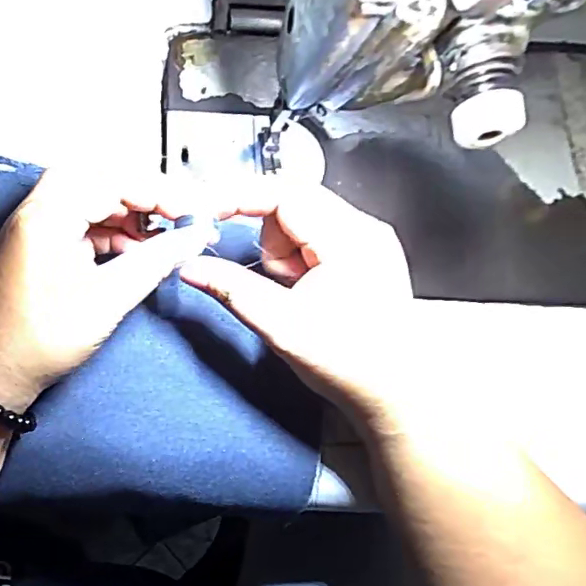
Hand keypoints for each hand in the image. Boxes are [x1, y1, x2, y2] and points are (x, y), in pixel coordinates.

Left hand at [0, 170, 215, 409]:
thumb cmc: (42, 338)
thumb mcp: (108, 299)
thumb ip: (154, 262)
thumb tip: (191, 237)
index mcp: (47, 215)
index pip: (114, 180)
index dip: (159, 194)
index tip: (192, 214)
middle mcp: (37, 211)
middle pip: (100, 179)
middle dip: (143, 196)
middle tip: (176, 217)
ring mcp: (36, 228)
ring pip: (90, 200)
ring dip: (128, 215)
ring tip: (160, 240)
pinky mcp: (40, 247)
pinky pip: (80, 223)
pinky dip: (111, 232)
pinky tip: (134, 253)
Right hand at [179, 180, 419, 428]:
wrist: (393, 392)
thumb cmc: (351, 364)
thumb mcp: (280, 326)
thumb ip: (232, 290)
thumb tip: (192, 268)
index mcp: (349, 240)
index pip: (283, 194)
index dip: (239, 198)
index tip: (209, 210)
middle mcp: (364, 231)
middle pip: (291, 202)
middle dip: (266, 238)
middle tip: (270, 279)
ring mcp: (367, 241)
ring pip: (300, 220)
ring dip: (282, 251)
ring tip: (294, 292)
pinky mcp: (364, 255)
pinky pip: (314, 238)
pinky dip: (296, 259)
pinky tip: (305, 291)